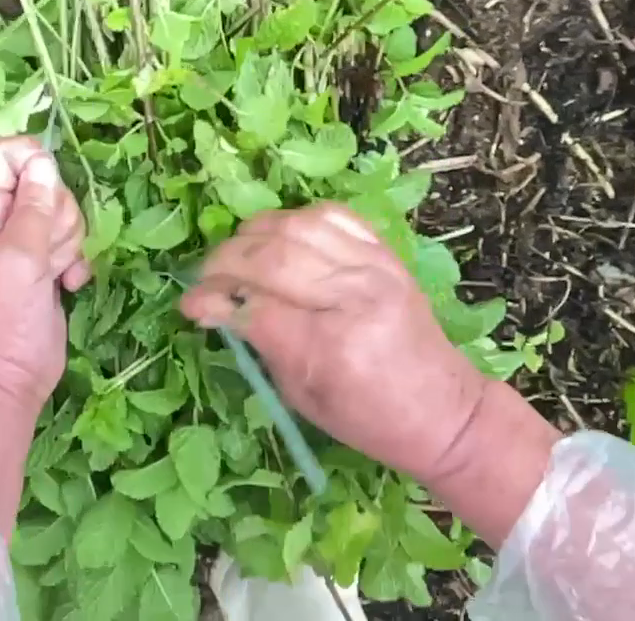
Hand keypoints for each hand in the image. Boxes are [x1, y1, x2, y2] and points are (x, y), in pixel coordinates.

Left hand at [0, 136, 89, 411]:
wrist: (10, 380)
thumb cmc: (3, 318)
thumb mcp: (19, 256)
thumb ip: (34, 207)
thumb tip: (44, 161)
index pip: (2, 155)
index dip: (30, 158)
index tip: (49, 183)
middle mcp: (0, 221)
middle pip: (43, 181)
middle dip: (56, 212)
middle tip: (44, 249)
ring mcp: (25, 243)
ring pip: (63, 211)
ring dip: (67, 240)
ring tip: (52, 271)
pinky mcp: (47, 264)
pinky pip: (73, 241)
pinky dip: (75, 261)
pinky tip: (69, 284)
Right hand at [178, 203, 488, 482]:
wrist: (445, 410)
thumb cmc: (368, 419)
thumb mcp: (301, 396)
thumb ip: (260, 343)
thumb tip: (214, 305)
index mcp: (332, 348)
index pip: (255, 307)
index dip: (212, 302)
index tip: (190, 306)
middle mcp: (353, 297)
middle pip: (269, 258)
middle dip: (223, 263)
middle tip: (204, 278)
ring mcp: (373, 267)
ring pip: (294, 226)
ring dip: (252, 235)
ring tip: (236, 254)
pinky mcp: (384, 252)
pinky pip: (329, 215)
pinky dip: (293, 219)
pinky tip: (279, 237)